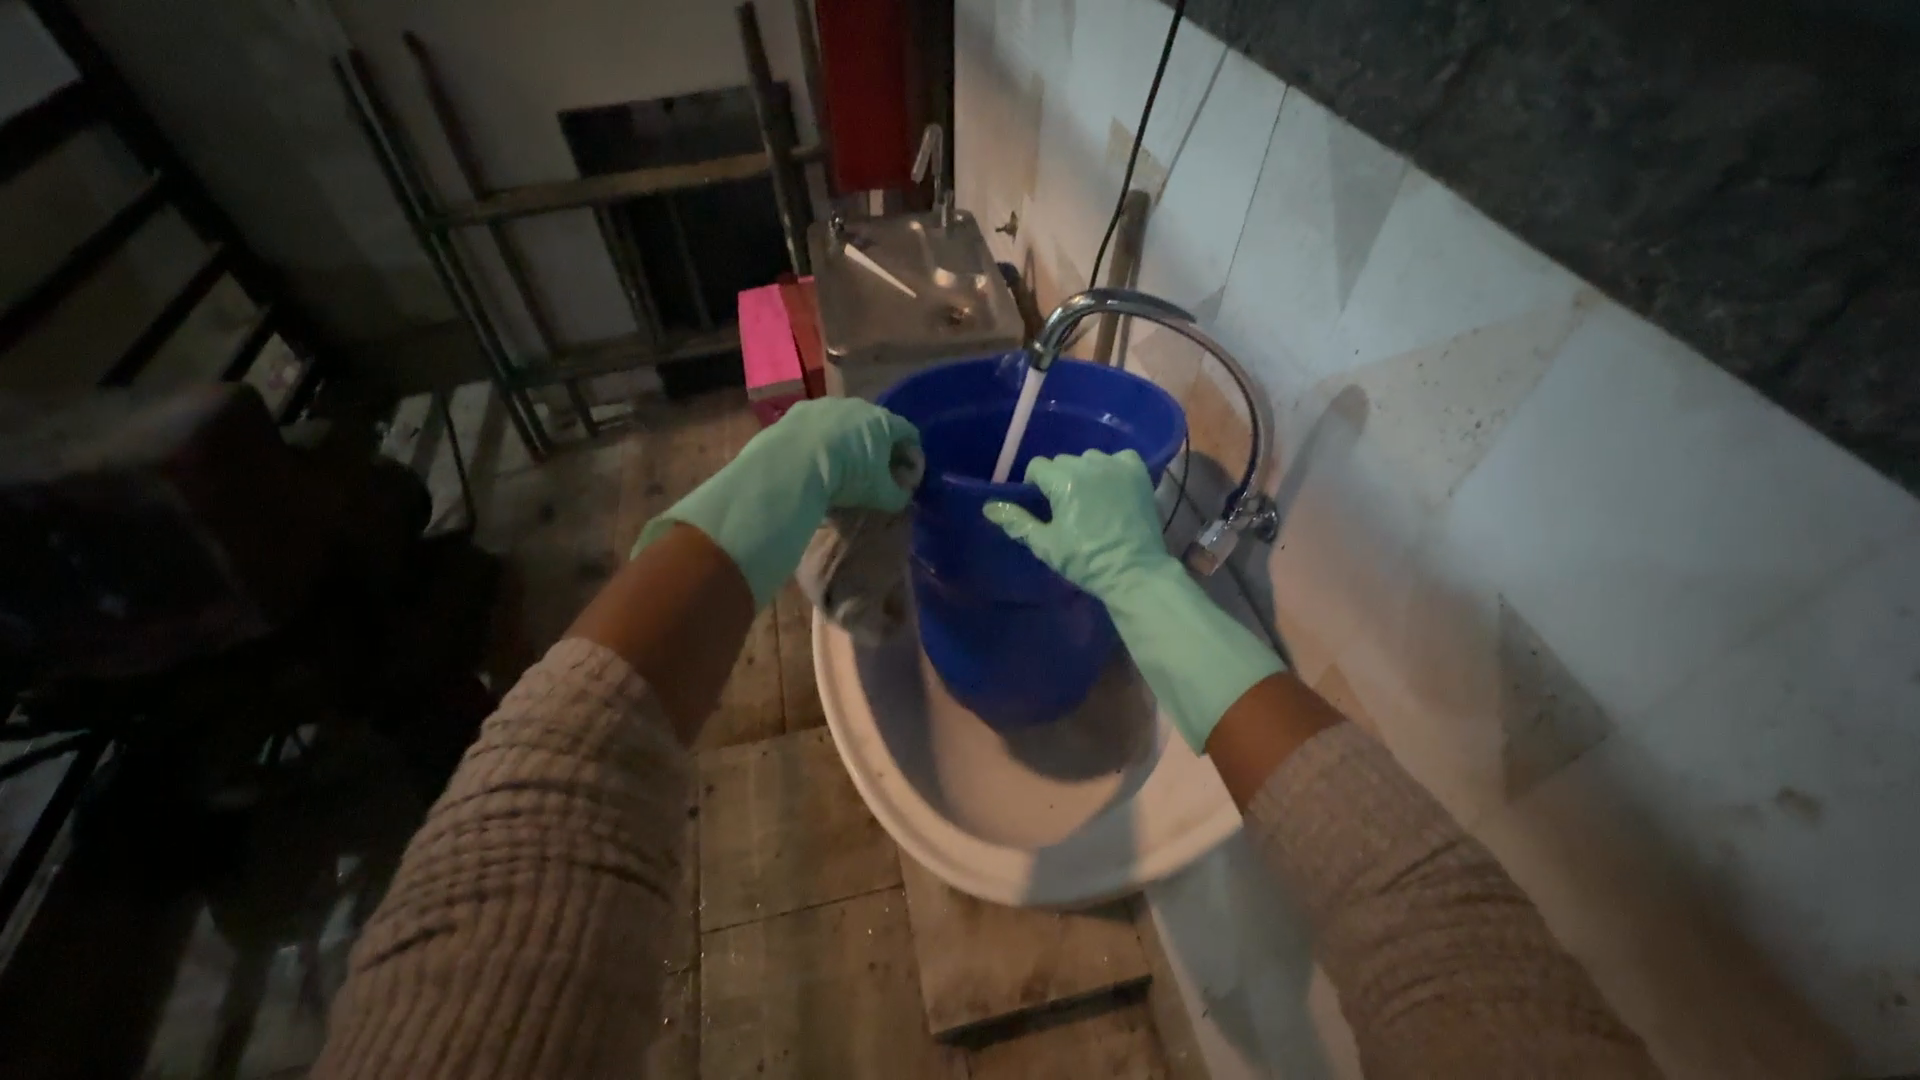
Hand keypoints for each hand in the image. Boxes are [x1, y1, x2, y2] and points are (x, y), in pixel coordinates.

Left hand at [635, 398, 918, 607]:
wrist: (777, 479)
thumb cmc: (836, 483)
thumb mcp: (874, 493)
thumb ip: (894, 493)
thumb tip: (900, 497)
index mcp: (871, 419)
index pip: (905, 432)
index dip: (911, 458)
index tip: (908, 484)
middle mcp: (841, 409)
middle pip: (871, 430)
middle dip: (878, 456)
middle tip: (878, 487)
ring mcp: (808, 416)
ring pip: (838, 435)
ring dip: (847, 458)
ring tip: (845, 490)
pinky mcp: (781, 427)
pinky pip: (812, 442)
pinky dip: (820, 459)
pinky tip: (814, 484)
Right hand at [983, 449, 1281, 752]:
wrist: (1134, 571)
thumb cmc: (1085, 561)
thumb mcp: (1045, 545)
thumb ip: (1016, 522)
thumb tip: (989, 507)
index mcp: (1063, 481)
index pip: (1038, 466)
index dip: (1035, 485)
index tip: (1043, 506)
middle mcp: (1089, 465)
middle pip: (1063, 461)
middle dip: (1060, 480)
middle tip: (1067, 508)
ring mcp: (1117, 466)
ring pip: (1090, 459)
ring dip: (1086, 473)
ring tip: (1091, 500)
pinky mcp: (1138, 472)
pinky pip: (1118, 459)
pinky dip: (1113, 469)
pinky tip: (1113, 489)